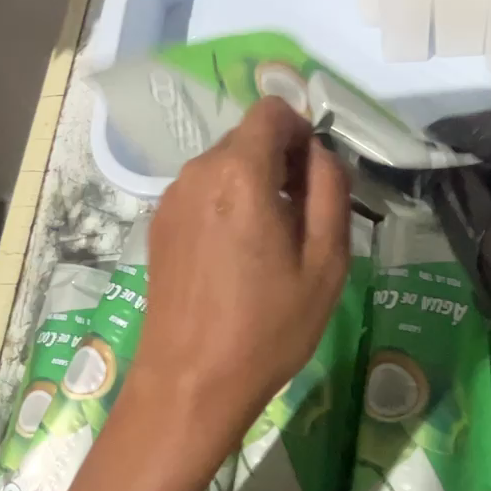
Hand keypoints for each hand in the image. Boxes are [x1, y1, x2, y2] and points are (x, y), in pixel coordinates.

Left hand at [69, 98, 351, 490]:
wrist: (190, 380)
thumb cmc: (267, 325)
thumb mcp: (325, 262)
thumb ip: (330, 190)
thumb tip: (322, 153)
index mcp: (240, 172)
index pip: (271, 110)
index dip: (300, 131)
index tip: (315, 175)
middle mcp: (199, 170)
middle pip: (248, 137)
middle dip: (280, 161)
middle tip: (300, 217)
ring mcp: (173, 194)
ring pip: (224, 163)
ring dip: (253, 183)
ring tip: (270, 242)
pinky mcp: (159, 219)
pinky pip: (202, 189)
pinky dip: (226, 202)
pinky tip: (235, 255)